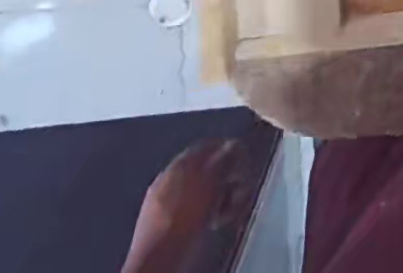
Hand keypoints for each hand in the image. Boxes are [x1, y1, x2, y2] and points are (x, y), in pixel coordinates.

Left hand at [121, 139, 247, 272]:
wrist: (157, 260)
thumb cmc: (188, 216)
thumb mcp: (213, 183)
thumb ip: (226, 159)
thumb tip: (235, 143)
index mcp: (180, 164)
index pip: (209, 145)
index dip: (230, 149)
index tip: (244, 162)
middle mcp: (169, 177)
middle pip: (208, 167)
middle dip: (228, 177)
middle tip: (238, 189)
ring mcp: (163, 200)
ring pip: (203, 188)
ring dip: (220, 195)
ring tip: (227, 209)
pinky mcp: (163, 221)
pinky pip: (192, 206)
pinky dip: (206, 209)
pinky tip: (213, 220)